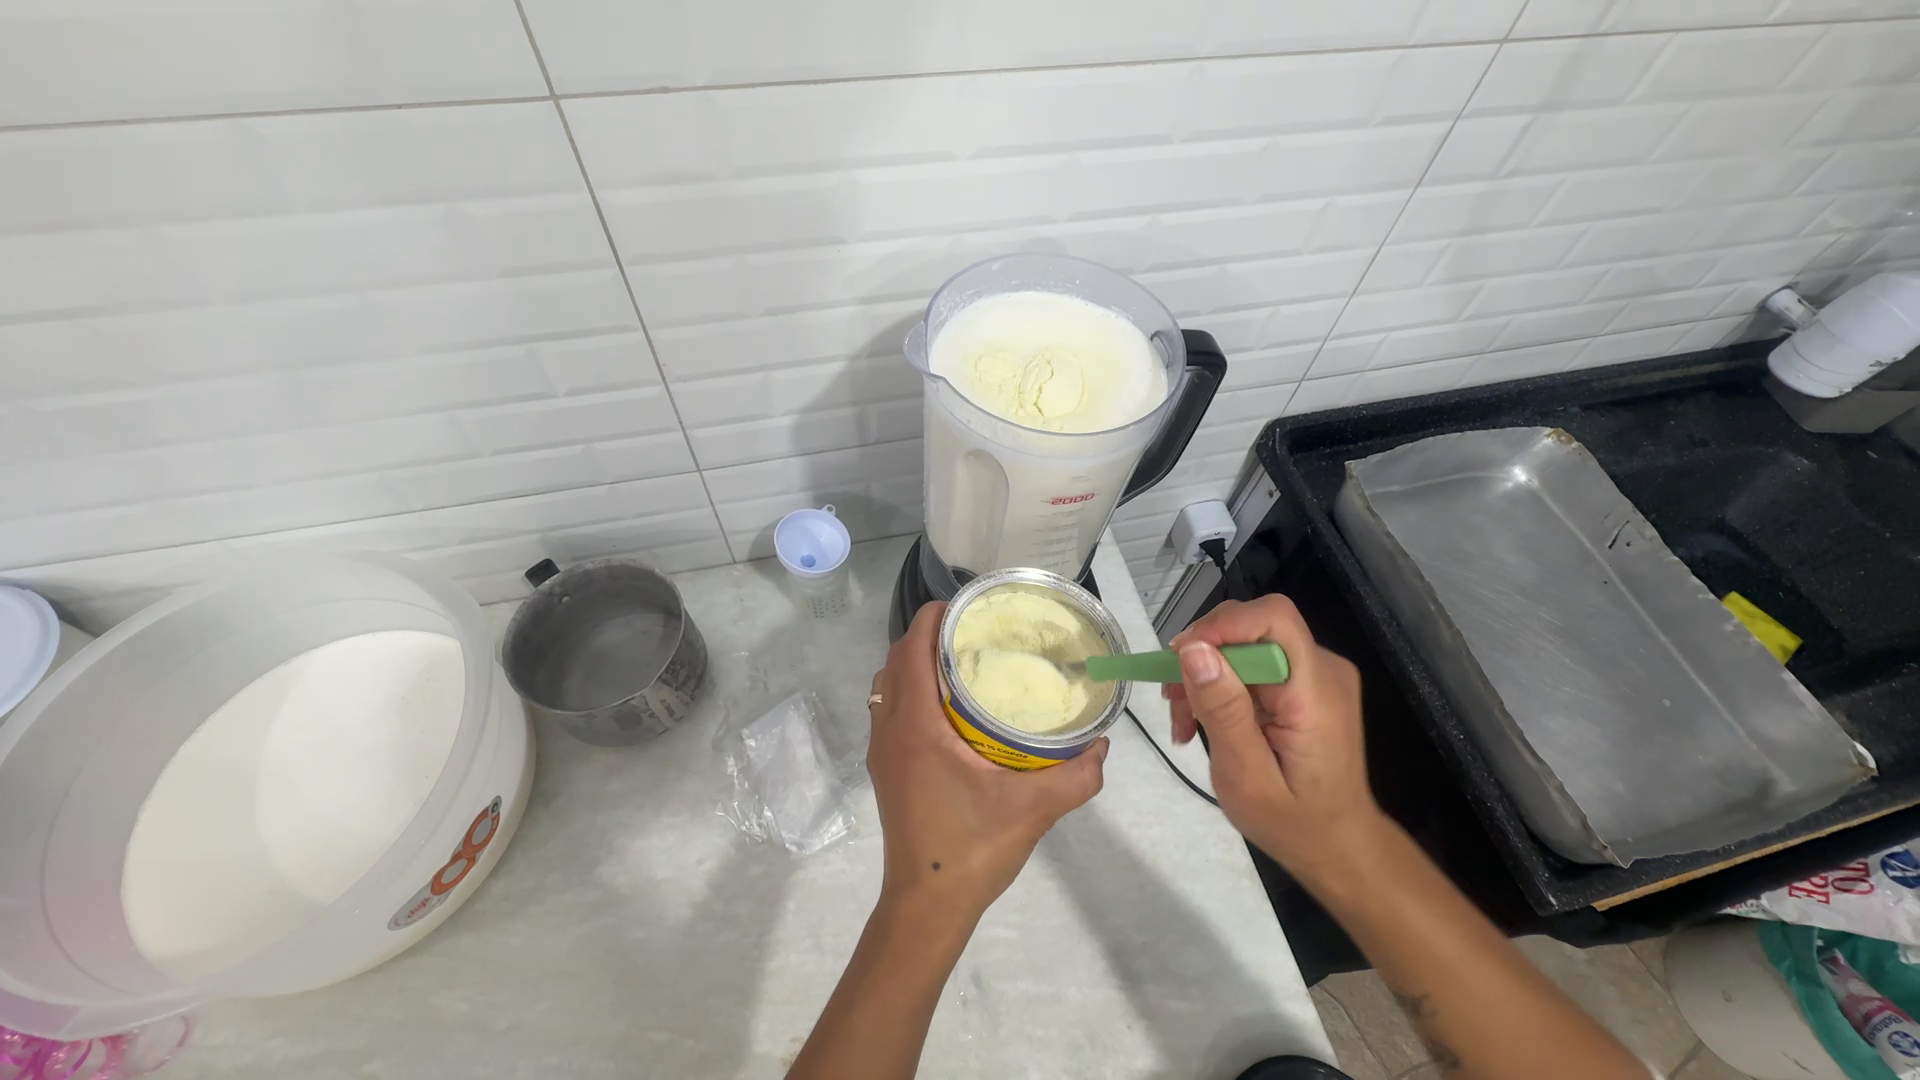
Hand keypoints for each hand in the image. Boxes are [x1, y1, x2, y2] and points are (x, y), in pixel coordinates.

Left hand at [867, 602, 1107, 927]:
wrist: (926, 905)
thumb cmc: (972, 849)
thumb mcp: (1033, 809)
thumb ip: (1075, 776)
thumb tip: (1101, 745)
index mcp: (916, 726)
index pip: (913, 649)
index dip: (933, 618)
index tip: (966, 606)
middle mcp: (890, 730)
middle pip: (897, 661)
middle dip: (928, 636)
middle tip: (973, 631)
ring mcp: (882, 751)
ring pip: (889, 686)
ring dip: (916, 665)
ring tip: (963, 663)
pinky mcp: (885, 769)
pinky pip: (890, 710)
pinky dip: (912, 692)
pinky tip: (951, 709)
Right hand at [1165, 595, 1379, 880]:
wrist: (1339, 846)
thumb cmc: (1293, 822)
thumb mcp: (1246, 776)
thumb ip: (1223, 710)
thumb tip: (1194, 650)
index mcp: (1316, 692)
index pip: (1273, 619)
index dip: (1221, 625)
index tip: (1178, 658)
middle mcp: (1322, 670)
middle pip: (1253, 627)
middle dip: (1204, 655)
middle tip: (1172, 701)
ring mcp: (1315, 676)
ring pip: (1246, 646)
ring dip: (1206, 676)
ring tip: (1184, 723)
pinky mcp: (1304, 685)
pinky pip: (1254, 666)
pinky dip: (1221, 687)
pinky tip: (1203, 722)